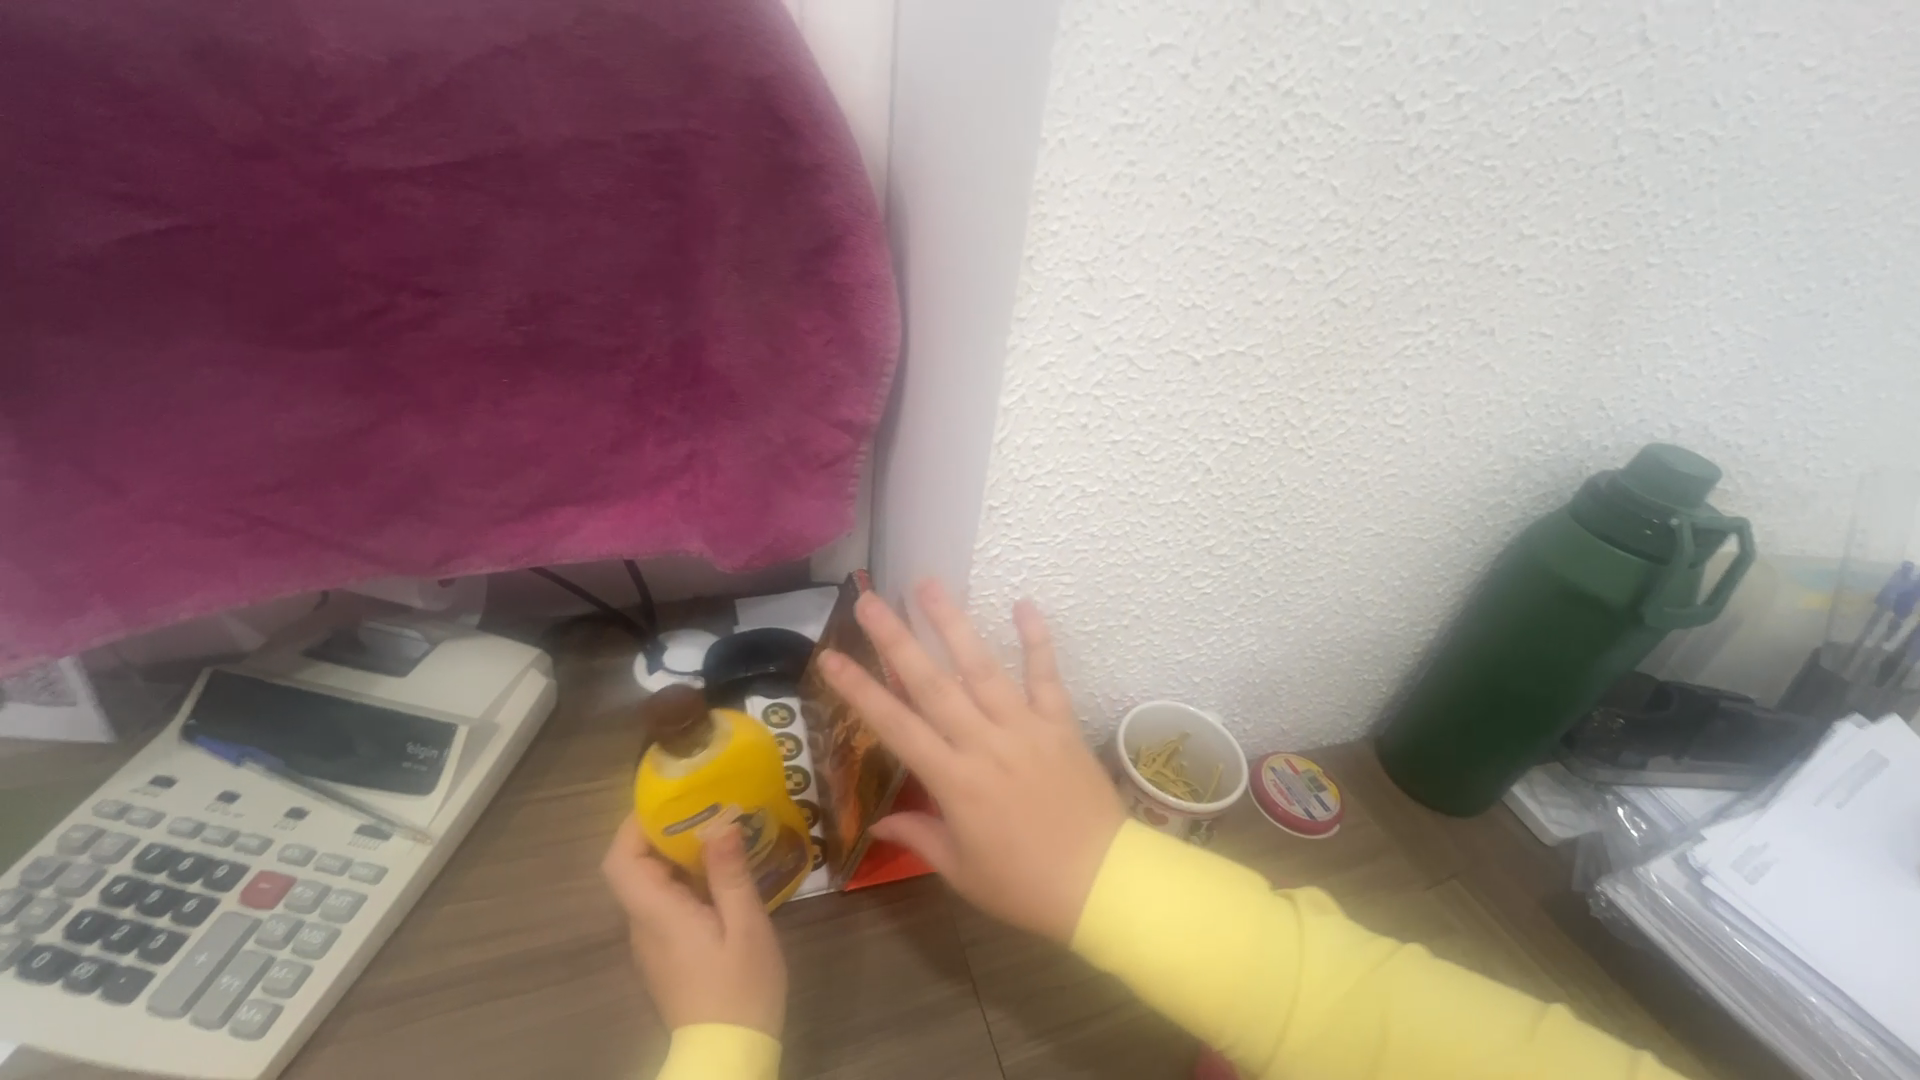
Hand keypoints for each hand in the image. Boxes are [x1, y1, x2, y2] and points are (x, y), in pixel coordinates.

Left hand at [600, 819, 786, 1035]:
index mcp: (658, 915)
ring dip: (678, 855)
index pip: (620, 861)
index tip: (669, 799)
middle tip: (706, 807)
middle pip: (635, 869)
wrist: (729, 1056)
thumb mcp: (746, 925)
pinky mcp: (668, 954)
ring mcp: (654, 943)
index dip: (634, 825)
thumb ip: (729, 873)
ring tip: (720, 831)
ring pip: (652, 886)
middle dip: (664, 832)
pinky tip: (723, 874)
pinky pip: (667, 904)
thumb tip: (719, 822)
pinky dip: (686, 879)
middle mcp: (645, 926)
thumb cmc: (740, 988)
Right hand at [819, 580, 1125, 943]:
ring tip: (929, 585)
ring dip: (953, 624)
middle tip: (870, 600)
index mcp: (954, 782)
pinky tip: (1024, 604)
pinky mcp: (1060, 723)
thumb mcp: (962, 871)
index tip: (830, 657)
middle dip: (896, 640)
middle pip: (932, 684)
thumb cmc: (1024, 886)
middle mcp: (984, 744)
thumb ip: (920, 836)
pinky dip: (1036, 639)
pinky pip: (1046, 675)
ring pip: (981, 668)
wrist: (1100, 883)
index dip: (859, 691)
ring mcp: (1024, 728)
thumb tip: (879, 821)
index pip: (895, 727)